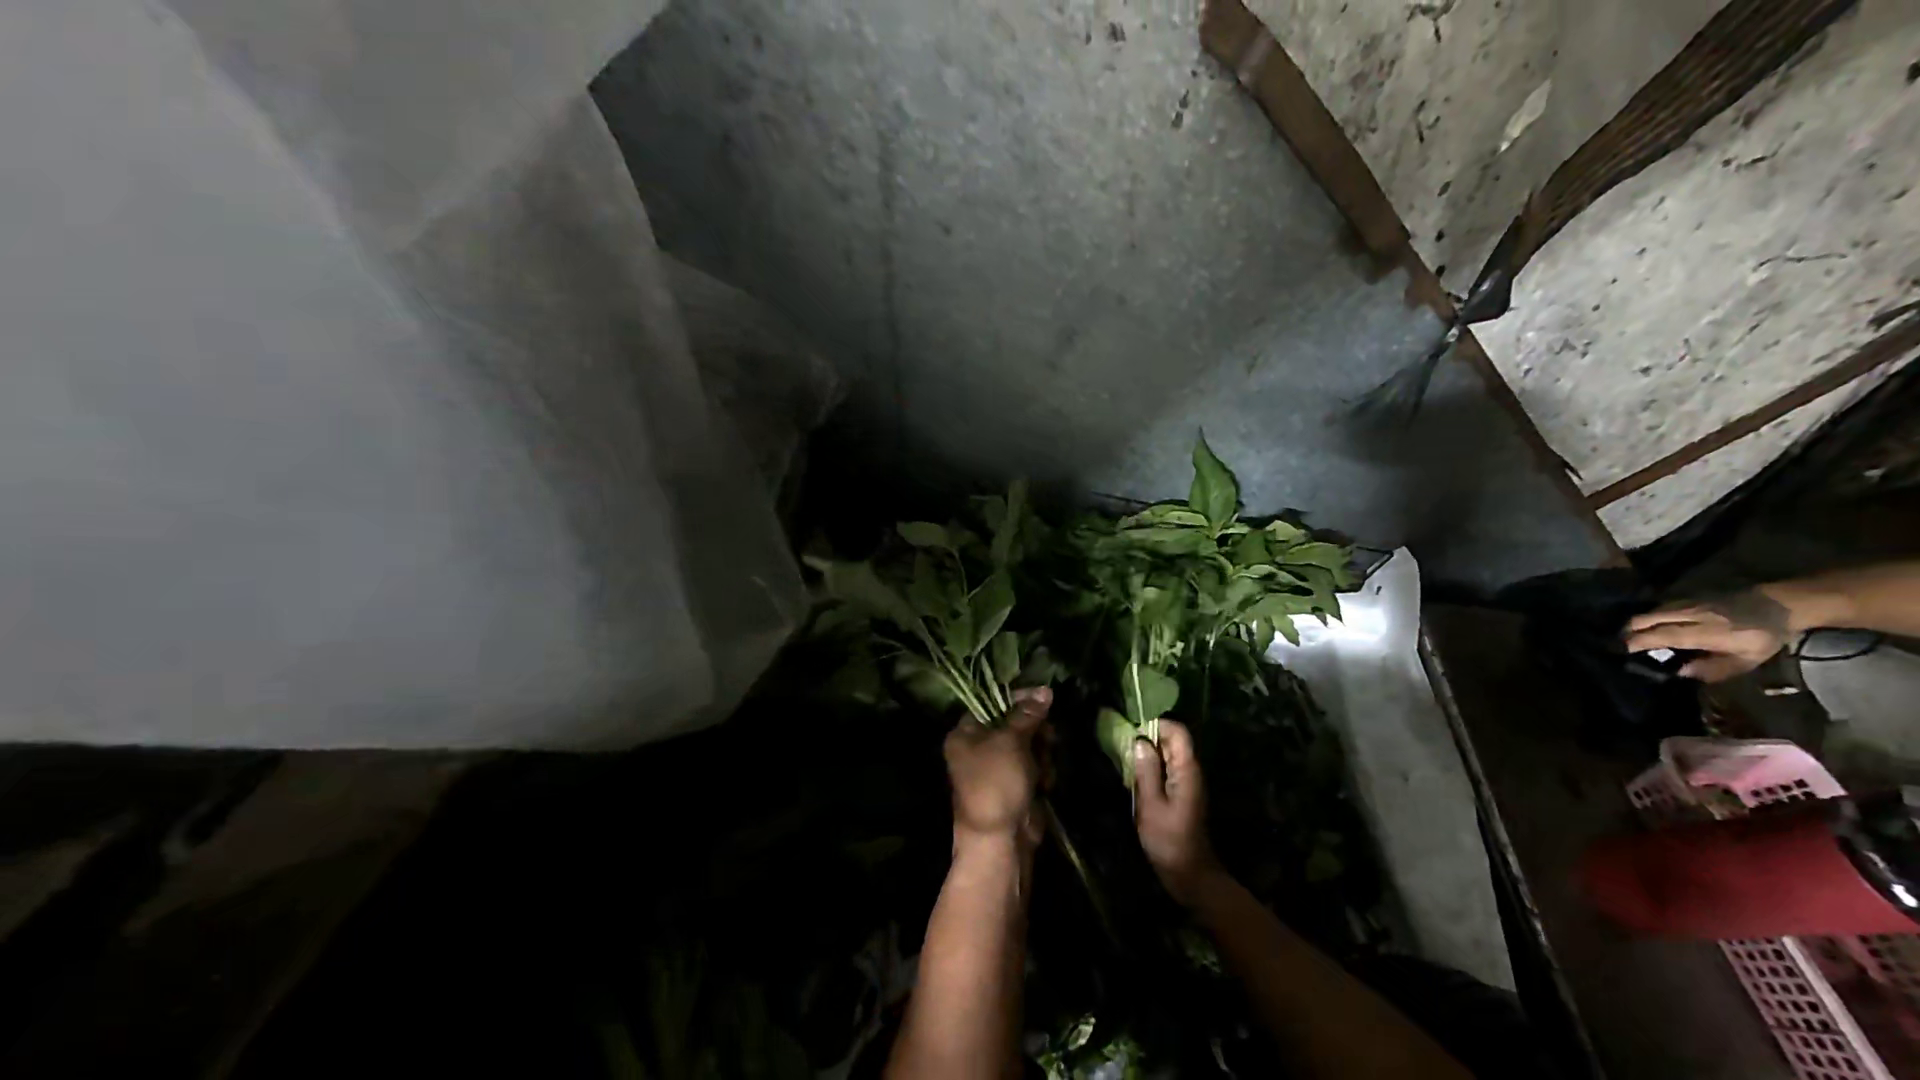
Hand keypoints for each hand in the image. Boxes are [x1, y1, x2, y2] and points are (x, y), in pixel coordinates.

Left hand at [944, 687, 1050, 853]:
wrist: (1001, 839)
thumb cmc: (996, 783)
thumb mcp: (1011, 741)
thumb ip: (1028, 714)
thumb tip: (1045, 689)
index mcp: (966, 733)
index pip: (993, 703)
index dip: (1018, 698)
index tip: (1043, 697)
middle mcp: (979, 747)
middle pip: (1016, 723)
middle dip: (1035, 731)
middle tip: (1046, 739)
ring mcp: (999, 768)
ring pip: (1030, 745)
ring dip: (1041, 754)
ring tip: (1041, 769)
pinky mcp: (1017, 785)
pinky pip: (1035, 766)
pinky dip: (1043, 772)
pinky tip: (1044, 784)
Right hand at [1133, 720, 1225, 905]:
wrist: (1190, 876)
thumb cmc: (1170, 841)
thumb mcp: (1151, 805)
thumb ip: (1146, 770)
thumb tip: (1138, 740)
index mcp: (1187, 770)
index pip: (1177, 731)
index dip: (1155, 724)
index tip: (1130, 729)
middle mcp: (1190, 771)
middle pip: (1171, 741)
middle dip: (1146, 737)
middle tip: (1119, 743)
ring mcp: (1186, 783)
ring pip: (1166, 755)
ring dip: (1146, 753)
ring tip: (1121, 758)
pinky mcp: (1180, 794)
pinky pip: (1165, 769)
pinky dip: (1149, 767)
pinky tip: (1131, 777)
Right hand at [1624, 589, 1793, 681]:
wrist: (1778, 605)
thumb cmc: (1764, 637)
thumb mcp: (1747, 661)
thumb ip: (1713, 669)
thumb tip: (1680, 671)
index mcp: (1704, 632)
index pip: (1660, 635)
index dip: (1637, 643)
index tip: (1621, 651)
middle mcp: (1688, 615)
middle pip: (1643, 620)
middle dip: (1628, 632)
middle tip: (1622, 645)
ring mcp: (1685, 603)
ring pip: (1647, 613)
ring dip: (1636, 625)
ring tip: (1633, 636)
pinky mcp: (1685, 598)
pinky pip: (1657, 608)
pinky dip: (1648, 618)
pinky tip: (1650, 626)